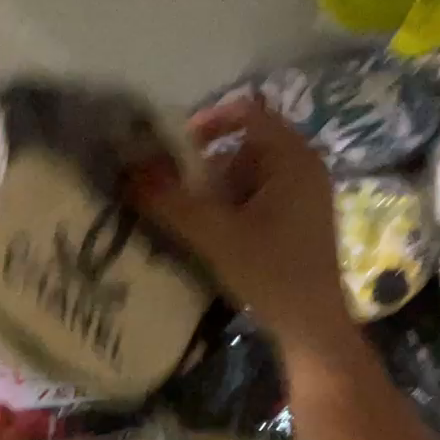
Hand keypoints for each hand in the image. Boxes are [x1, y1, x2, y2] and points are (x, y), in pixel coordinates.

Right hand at [136, 99, 358, 365]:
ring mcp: (304, 194)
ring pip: (247, 174)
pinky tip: (213, 237)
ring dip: (213, 191)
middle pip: (243, 145)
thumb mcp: (214, 236)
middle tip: (174, 192)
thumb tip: (127, 171)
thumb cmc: (270, 273)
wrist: (312, 327)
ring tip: (189, 220)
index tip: (171, 151)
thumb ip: (169, 201)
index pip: (245, 112)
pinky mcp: (298, 220)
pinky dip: (230, 207)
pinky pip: (256, 197)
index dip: (205, 122)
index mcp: (292, 158)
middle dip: (204, 166)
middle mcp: (303, 167)